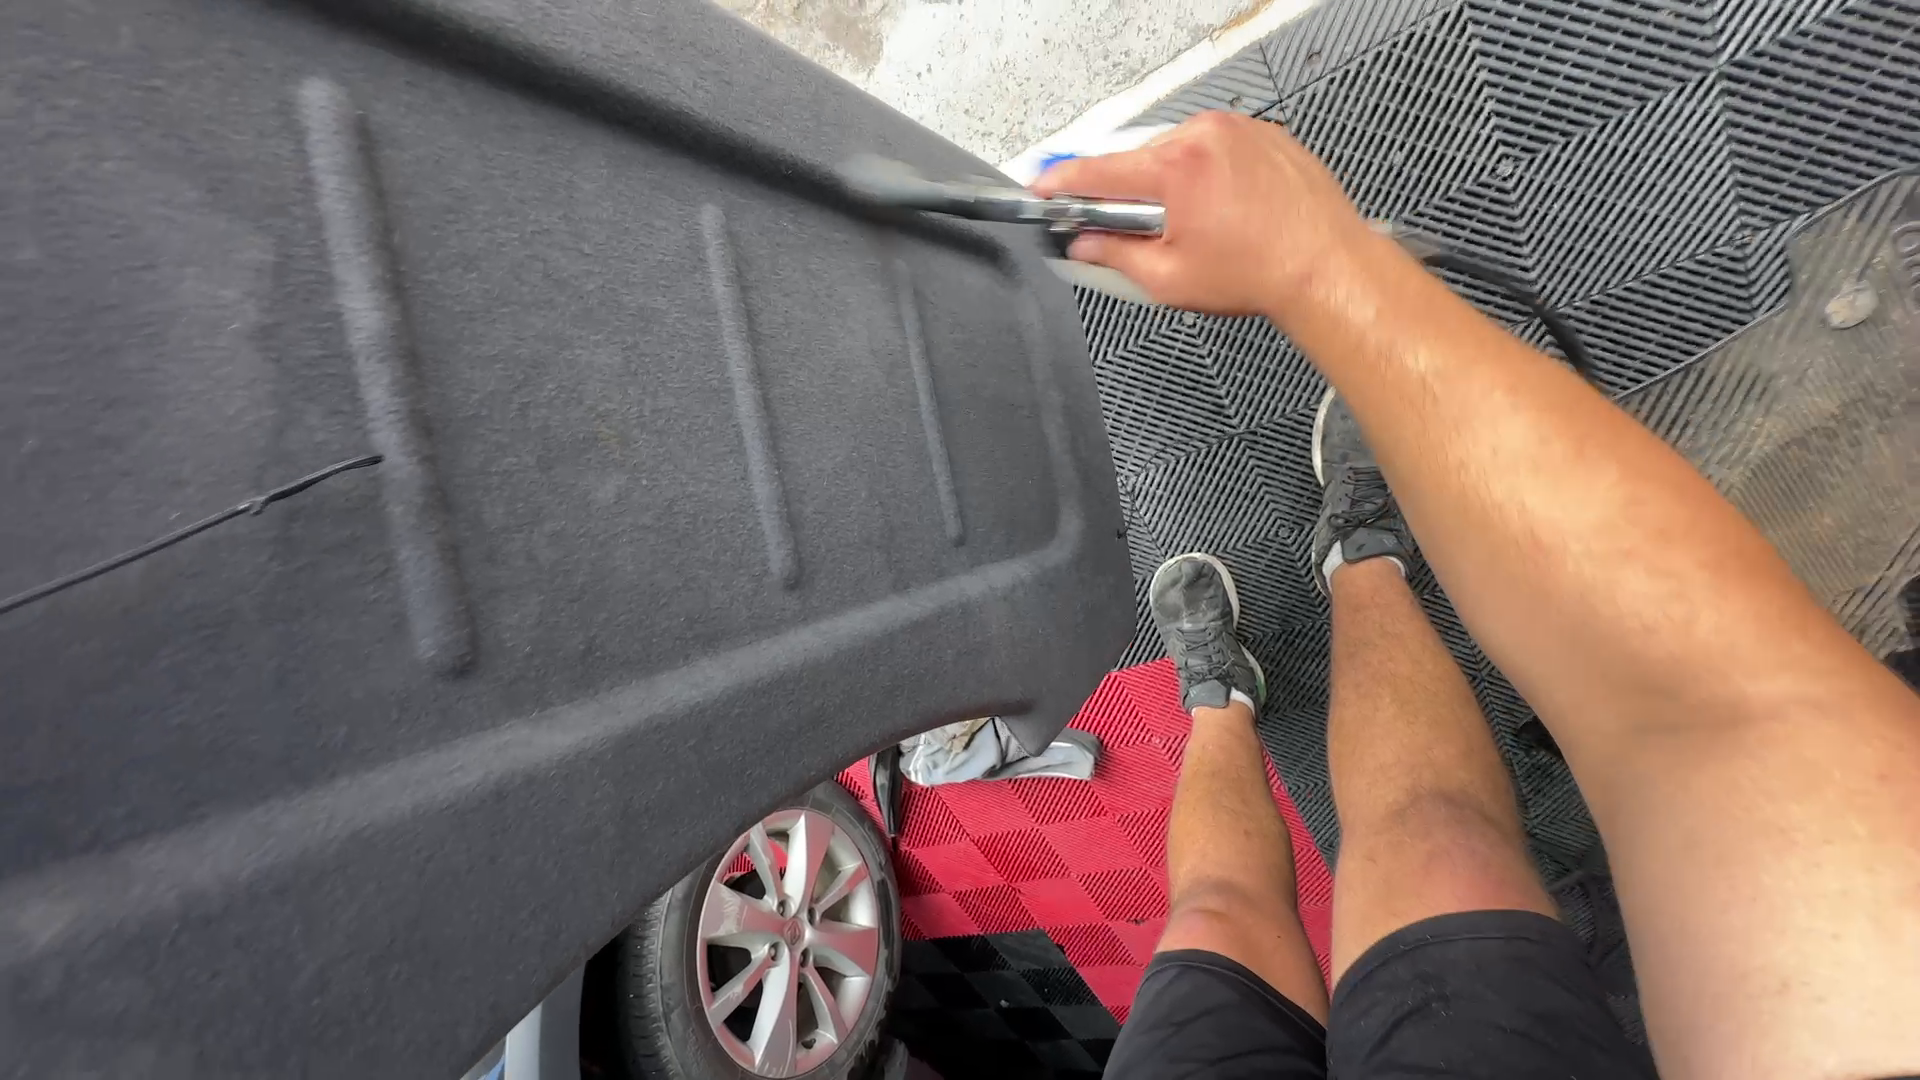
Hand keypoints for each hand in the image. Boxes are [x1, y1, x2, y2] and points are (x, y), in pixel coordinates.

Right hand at [1031, 112, 1374, 318]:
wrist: (1323, 267)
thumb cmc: (1259, 272)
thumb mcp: (1167, 280)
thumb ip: (1114, 258)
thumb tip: (1086, 246)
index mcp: (1177, 168)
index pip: (1098, 171)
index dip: (1062, 183)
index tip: (1042, 188)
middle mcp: (1207, 136)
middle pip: (1135, 161)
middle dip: (1122, 195)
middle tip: (1125, 232)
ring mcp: (1237, 131)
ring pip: (1172, 153)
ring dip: (1162, 187)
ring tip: (1185, 230)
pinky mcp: (1260, 135)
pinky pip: (1209, 149)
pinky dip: (1197, 176)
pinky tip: (1212, 213)